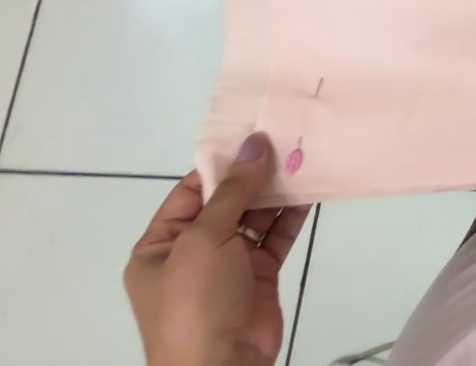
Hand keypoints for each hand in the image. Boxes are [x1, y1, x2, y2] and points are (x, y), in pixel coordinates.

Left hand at [125, 134, 309, 365]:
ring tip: (307, 156)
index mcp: (161, 245)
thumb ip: (233, 191)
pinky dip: (294, 212)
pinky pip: (277, 233)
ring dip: (279, 190)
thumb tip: (255, 144)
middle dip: (257, 173)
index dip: (223, 163)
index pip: (191, 191)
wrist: (221, 365)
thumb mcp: (204, 240)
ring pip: (256, 214)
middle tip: (291, 138)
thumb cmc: (195, 301)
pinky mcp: (260, 271)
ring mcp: (228, 262)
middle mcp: (193, 250)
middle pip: (228, 200)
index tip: (258, 132)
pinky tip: (313, 189)